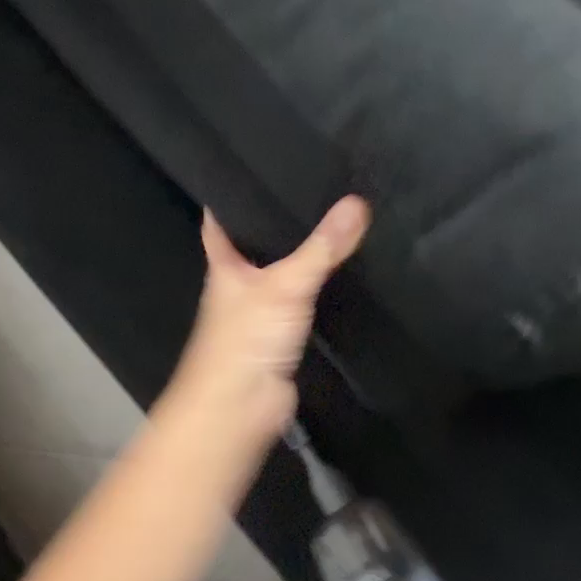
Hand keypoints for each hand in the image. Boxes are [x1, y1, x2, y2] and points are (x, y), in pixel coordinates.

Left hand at [165, 197, 369, 444]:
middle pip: (257, 247)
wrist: (239, 409)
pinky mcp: (282, 340)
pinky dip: (319, 294)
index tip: (254, 171)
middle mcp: (239, 286)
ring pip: (283, 277)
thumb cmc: (245, 339)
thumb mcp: (286, 284)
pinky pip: (303, 307)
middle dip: (278, 225)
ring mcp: (260, 315)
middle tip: (314, 192)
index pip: (222, 220)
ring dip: (302, 259)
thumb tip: (358, 203)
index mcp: (224, 265)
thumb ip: (322, 248)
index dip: (232, 196)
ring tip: (337, 224)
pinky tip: (343, 278)